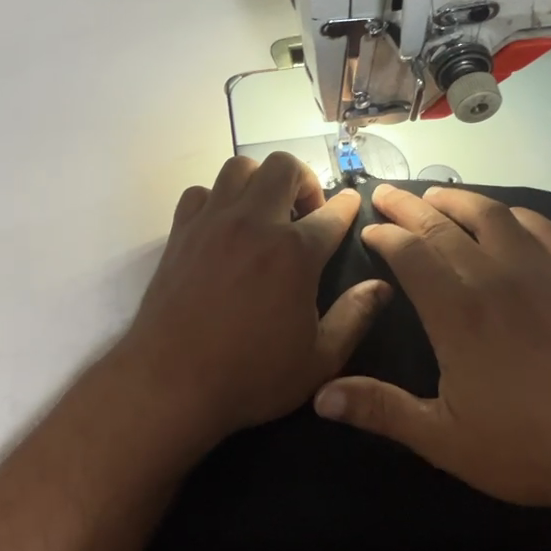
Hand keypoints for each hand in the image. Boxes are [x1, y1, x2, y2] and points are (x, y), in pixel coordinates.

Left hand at [110, 153, 390, 443]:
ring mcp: (212, 223)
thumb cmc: (251, 376)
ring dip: (259, 181)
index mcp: (294, 252)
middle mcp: (253, 223)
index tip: (351, 206)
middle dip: (303, 181)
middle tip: (305, 215)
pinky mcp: (180, 232)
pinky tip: (223, 228)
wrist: (171, 383)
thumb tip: (380, 288)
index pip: (333, 212)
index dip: (348, 207)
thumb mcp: (319, 359)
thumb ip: (354, 317)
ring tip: (264, 213)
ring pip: (238, 167)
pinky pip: (201, 192)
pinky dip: (216, 200)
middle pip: (283, 166)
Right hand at [311, 184, 550, 514]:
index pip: (410, 254)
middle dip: (408, 207)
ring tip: (436, 195)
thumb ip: (381, 410)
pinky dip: (513, 213)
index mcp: (456, 312)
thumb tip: (320, 398)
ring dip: (458, 199)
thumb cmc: (529, 446)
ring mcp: (540, 273)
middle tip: (385, 195)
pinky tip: (505, 217)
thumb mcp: (443, 439)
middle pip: (444, 225)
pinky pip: (539, 227)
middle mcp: (494, 278)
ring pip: (491, 215)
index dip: (384, 236)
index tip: (367, 229)